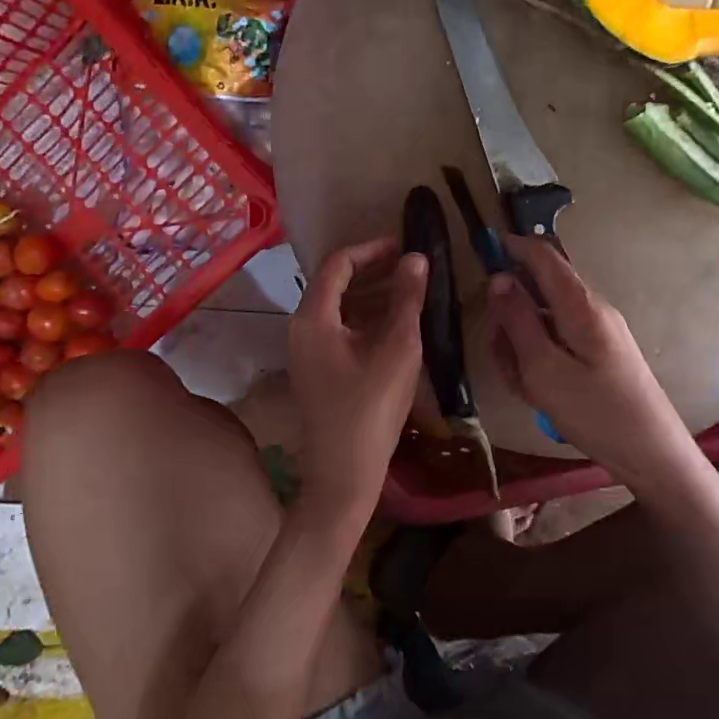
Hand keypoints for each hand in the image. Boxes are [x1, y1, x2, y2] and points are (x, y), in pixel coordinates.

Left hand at [289, 236, 427, 517]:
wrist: (344, 473)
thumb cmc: (372, 408)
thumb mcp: (398, 349)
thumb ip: (407, 299)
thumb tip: (417, 257)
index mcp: (313, 318)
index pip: (338, 263)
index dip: (372, 249)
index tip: (404, 246)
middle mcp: (301, 328)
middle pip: (334, 282)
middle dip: (373, 269)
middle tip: (410, 265)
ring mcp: (306, 350)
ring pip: (338, 307)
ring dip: (371, 293)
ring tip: (409, 289)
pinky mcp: (316, 369)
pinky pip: (339, 328)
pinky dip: (365, 317)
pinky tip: (394, 324)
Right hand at [487, 236, 698, 480]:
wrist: (652, 455)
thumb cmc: (595, 412)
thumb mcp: (543, 369)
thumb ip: (518, 321)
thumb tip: (499, 278)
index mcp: (581, 306)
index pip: (544, 257)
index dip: (513, 246)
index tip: (482, 249)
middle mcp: (591, 310)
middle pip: (538, 293)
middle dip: (511, 318)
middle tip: (502, 358)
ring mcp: (597, 333)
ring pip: (543, 322)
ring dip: (521, 346)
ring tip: (522, 387)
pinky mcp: (599, 354)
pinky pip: (557, 344)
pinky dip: (538, 361)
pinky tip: (538, 393)